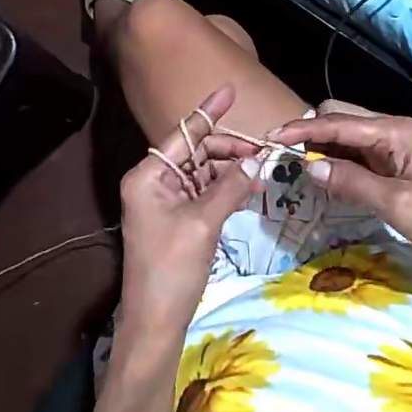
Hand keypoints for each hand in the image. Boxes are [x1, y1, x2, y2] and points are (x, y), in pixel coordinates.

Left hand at [117, 85, 260, 333]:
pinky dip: (226, 190)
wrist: (156, 321)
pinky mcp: (177, 219)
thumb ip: (230, 186)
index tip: (230, 90)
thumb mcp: (204, 223)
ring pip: (203, 172)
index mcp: (148, 176)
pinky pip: (204, 193)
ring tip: (262, 175)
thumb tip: (258, 160)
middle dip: (228, 149)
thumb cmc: (172, 268)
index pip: (183, 134)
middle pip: (196, 152)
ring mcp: (164, 201)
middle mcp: (153, 182)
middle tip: (263, 154)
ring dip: (231, 171)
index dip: (209, 112)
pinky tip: (250, 191)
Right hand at [267, 101, 411, 261]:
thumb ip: (349, 181)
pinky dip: (334, 157)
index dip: (304, 129)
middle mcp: (390, 127)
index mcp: (394, 130)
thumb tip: (309, 167)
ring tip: (296, 164)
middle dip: (310, 132)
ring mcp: (390, 142)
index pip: (338, 121)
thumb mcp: (392, 203)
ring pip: (343, 131)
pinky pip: (353, 149)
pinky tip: (322, 172)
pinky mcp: (388, 158)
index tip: (274, 137)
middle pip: (339, 116)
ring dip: (320, 145)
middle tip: (286, 156)